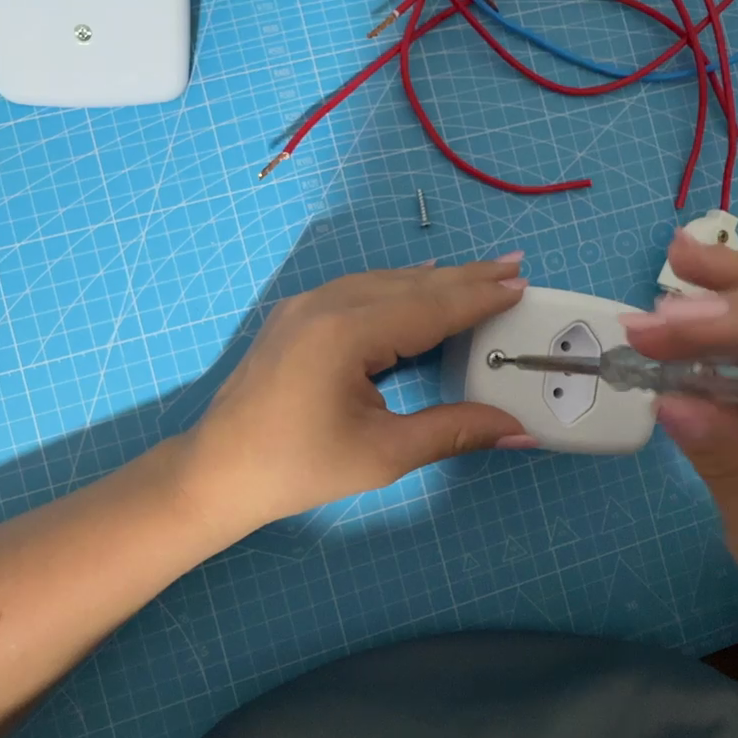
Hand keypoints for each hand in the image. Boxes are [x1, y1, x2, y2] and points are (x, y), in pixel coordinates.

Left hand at [175, 255, 530, 533]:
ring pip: (381, 281)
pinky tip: (415, 283)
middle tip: (513, 266)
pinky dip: (395, 286)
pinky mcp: (294, 317)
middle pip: (408, 284)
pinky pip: (356, 289)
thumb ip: (453, 431)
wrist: (216, 471)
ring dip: (431, 279)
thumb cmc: (298, 468)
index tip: (521, 283)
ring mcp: (304, 306)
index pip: (429, 306)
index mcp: (347, 332)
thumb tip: (518, 427)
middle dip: (464, 276)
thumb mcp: (383, 454)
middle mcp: (325, 304)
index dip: (478, 296)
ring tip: (478, 275)